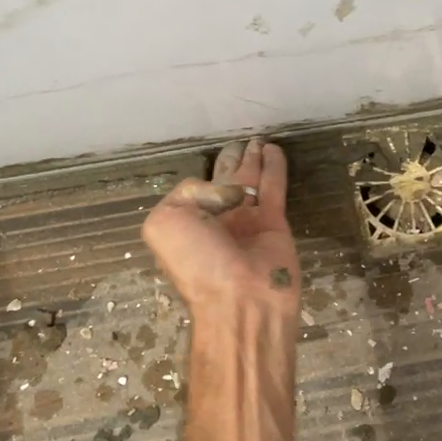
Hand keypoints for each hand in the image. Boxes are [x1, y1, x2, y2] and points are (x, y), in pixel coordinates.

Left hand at [142, 138, 297, 317]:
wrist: (240, 300)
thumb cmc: (197, 263)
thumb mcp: (166, 222)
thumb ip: (189, 191)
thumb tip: (228, 190)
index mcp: (189, 221)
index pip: (196, 186)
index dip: (205, 173)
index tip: (214, 159)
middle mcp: (217, 218)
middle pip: (225, 180)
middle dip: (232, 161)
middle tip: (240, 141)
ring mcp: (247, 219)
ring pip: (251, 179)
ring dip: (254, 158)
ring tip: (258, 139)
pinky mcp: (275, 221)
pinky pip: (274, 186)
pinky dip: (274, 166)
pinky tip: (274, 148)